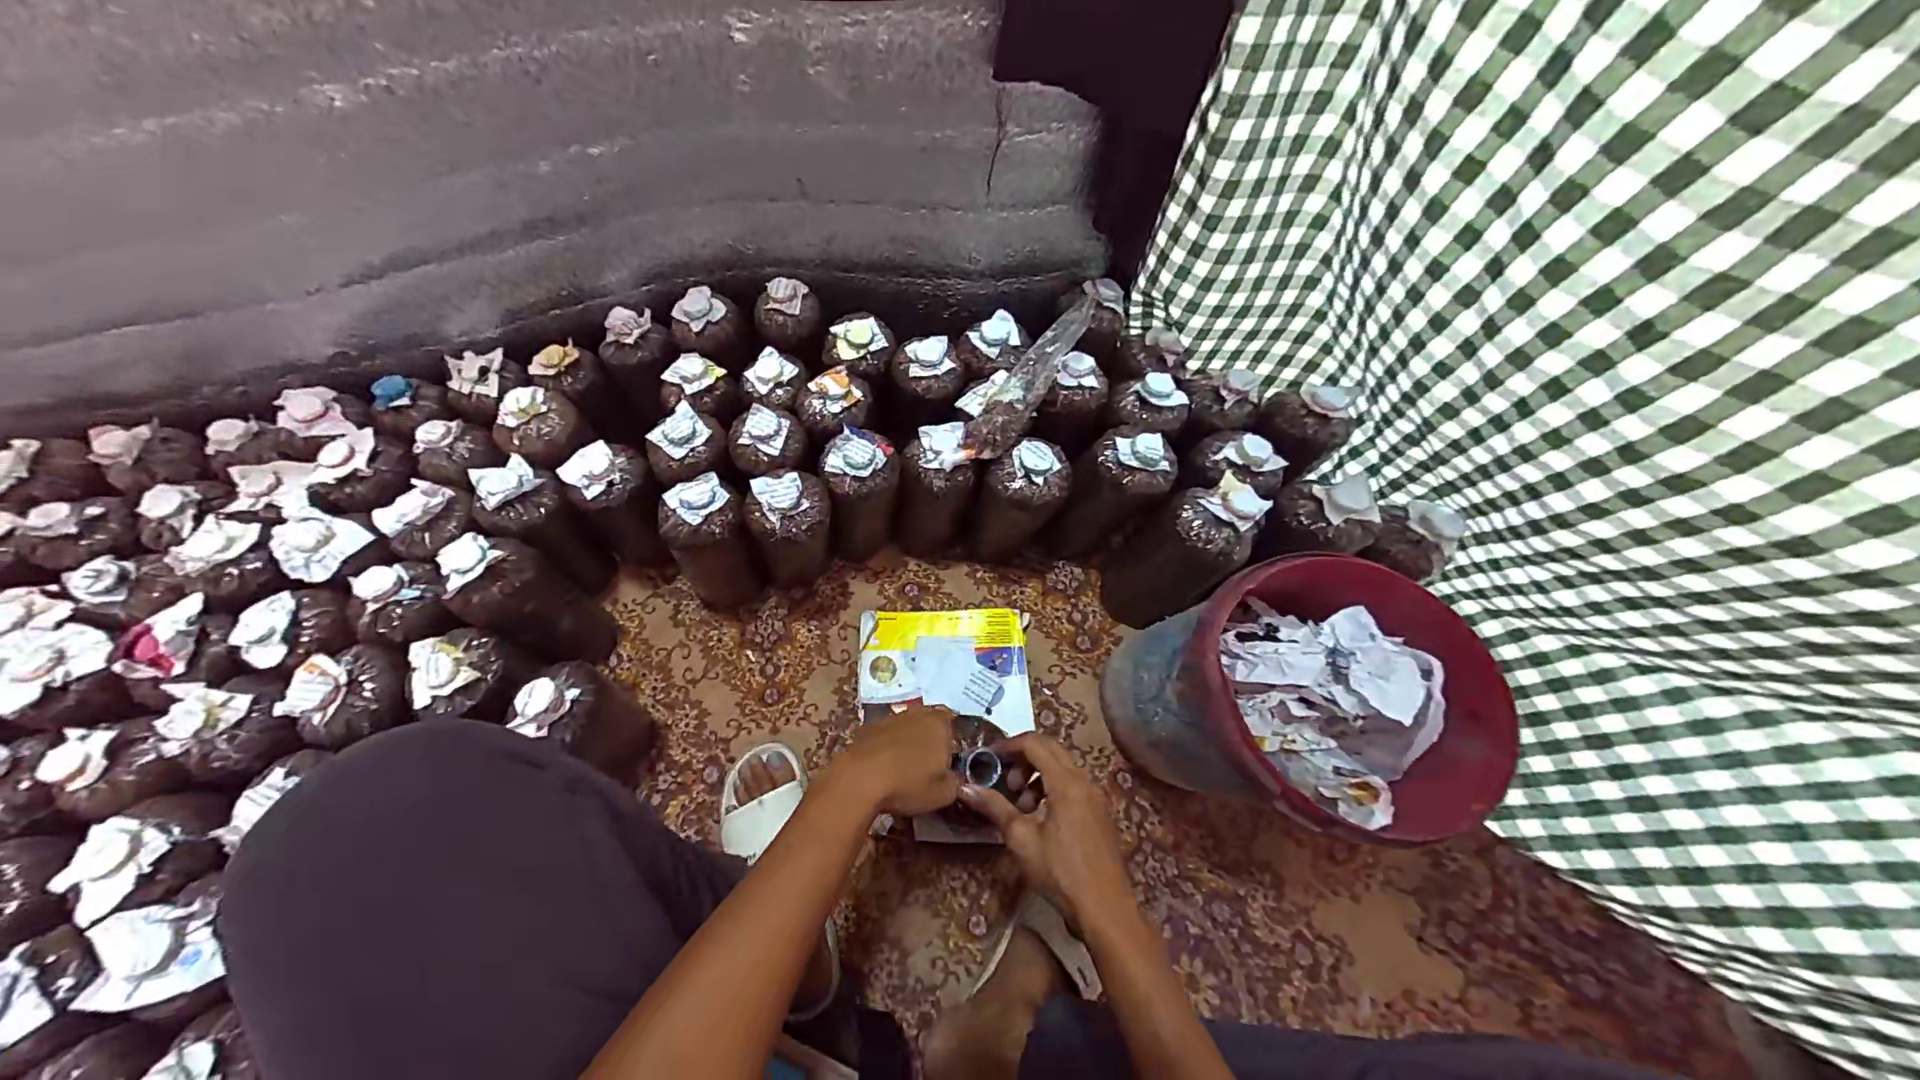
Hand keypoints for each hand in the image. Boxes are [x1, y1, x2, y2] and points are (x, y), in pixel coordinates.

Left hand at [832, 703, 960, 815]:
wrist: (859, 779)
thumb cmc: (909, 783)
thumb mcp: (944, 794)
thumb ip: (955, 783)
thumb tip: (953, 779)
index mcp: (939, 724)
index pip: (952, 724)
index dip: (951, 742)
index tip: (947, 761)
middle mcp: (916, 714)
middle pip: (927, 723)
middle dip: (928, 740)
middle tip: (927, 765)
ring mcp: (889, 719)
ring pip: (904, 729)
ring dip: (905, 743)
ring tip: (902, 770)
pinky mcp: (866, 729)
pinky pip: (883, 738)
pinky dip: (885, 749)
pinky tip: (881, 769)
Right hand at [959, 734, 1133, 925]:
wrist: (1106, 909)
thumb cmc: (1061, 873)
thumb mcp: (1022, 839)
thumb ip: (995, 808)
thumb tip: (966, 788)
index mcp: (1067, 782)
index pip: (1035, 744)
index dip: (1009, 745)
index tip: (989, 758)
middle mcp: (1085, 781)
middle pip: (1051, 749)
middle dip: (1023, 758)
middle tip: (1006, 781)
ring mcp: (1096, 796)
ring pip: (1063, 767)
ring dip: (1037, 775)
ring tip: (1022, 806)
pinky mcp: (1100, 812)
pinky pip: (1073, 784)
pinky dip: (1052, 788)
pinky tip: (1041, 817)